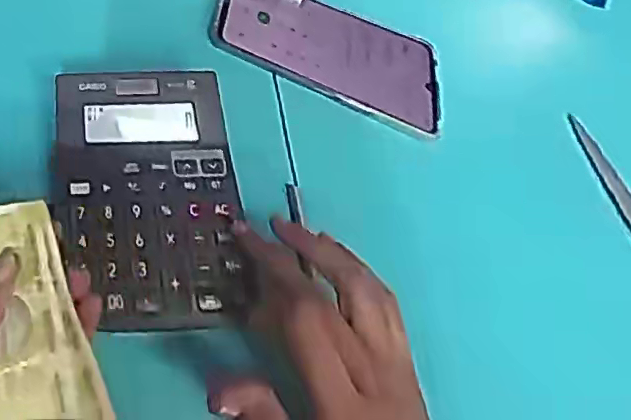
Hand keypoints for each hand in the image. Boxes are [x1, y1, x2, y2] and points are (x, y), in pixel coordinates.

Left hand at [0, 252, 101, 419]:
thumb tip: (8, 258)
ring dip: (58, 314)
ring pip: (26, 337)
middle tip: (74, 268)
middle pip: (7, 306)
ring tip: (87, 294)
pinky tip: (85, 333)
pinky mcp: (5, 406)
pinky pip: (38, 374)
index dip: (6, 256)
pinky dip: (63, 352)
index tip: (41, 237)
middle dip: (41, 284)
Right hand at [210, 217, 427, 419]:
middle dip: (300, 252)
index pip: (308, 319)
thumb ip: (265, 417)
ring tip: (304, 234)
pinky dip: (364, 277)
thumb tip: (216, 390)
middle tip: (266, 228)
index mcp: (346, 405)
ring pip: (373, 296)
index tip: (244, 240)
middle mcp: (380, 380)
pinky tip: (345, 267)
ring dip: (336, 256)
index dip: (273, 272)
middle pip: (341, 296)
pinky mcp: (414, 376)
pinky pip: (392, 313)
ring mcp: (403, 375)